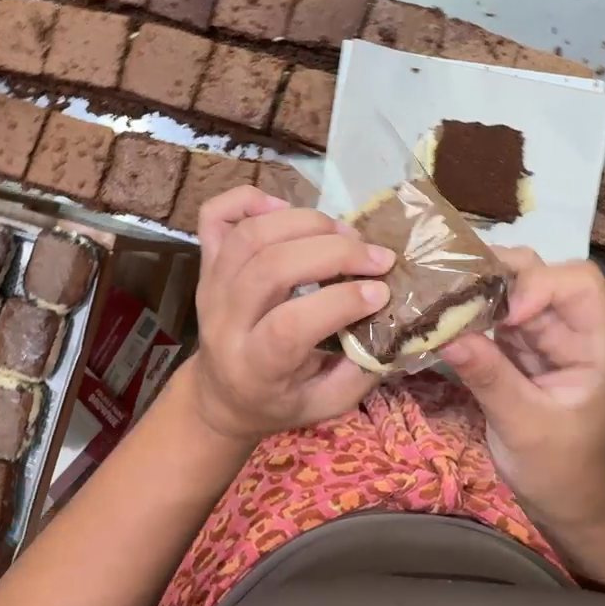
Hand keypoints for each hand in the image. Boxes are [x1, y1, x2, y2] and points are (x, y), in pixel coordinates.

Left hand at [182, 185, 394, 442]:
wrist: (221, 394)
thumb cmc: (280, 399)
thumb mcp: (326, 405)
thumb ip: (360, 371)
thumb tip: (398, 321)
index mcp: (253, 366)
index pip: (288, 325)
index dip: (339, 302)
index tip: (381, 291)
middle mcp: (224, 321)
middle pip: (270, 268)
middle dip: (333, 252)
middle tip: (377, 257)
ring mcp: (210, 286)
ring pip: (249, 235)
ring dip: (304, 222)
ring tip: (345, 232)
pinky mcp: (206, 262)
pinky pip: (214, 215)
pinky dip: (248, 200)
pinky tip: (284, 208)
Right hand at [438, 252, 604, 535]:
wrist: (564, 502)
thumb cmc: (559, 469)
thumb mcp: (524, 427)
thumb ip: (490, 379)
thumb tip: (448, 336)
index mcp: (595, 345)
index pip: (579, 284)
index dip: (539, 284)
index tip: (502, 314)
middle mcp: (571, 331)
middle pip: (542, 275)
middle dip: (501, 274)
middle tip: (456, 287)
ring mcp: (543, 337)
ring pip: (512, 290)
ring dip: (480, 290)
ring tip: (444, 298)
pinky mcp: (518, 349)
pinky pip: (494, 316)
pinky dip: (470, 312)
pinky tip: (443, 317)